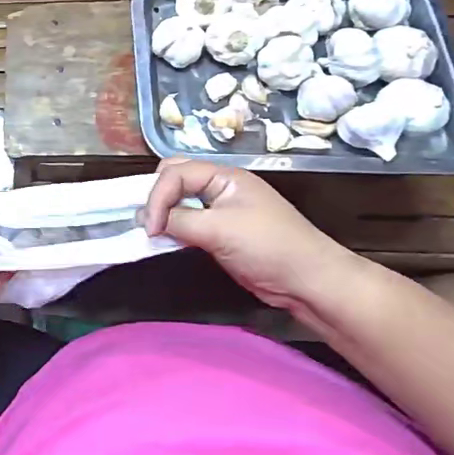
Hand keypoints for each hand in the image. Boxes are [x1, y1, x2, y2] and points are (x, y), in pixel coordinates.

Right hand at [141, 158, 373, 334]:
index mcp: (224, 176)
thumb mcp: (218, 230)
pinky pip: (187, 221)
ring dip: (163, 214)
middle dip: (157, 197)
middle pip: (174, 178)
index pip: (175, 173)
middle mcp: (220, 187)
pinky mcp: (220, 232)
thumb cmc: (268, 248)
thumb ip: (178, 220)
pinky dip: (173, 229)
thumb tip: (144, 220)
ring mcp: (221, 209)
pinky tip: (166, 241)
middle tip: (148, 223)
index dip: (157, 197)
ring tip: (152, 233)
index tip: (150, 228)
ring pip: (179, 200)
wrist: (309, 282)